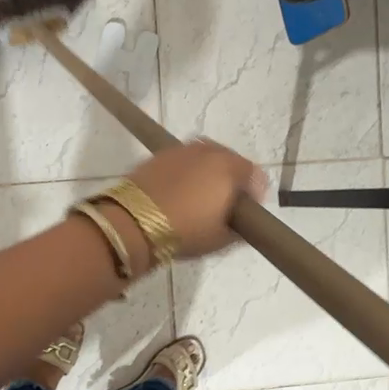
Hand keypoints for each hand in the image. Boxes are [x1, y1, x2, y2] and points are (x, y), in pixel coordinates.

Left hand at [123, 139, 266, 261]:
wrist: (133, 222)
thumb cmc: (185, 231)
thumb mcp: (220, 239)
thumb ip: (240, 229)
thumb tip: (243, 225)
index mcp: (230, 168)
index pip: (254, 175)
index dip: (254, 194)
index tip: (246, 211)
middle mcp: (209, 151)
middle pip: (230, 161)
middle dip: (231, 179)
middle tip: (223, 203)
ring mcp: (182, 149)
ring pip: (204, 157)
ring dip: (208, 172)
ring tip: (200, 195)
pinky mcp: (158, 155)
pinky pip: (181, 160)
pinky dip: (185, 171)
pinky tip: (178, 190)